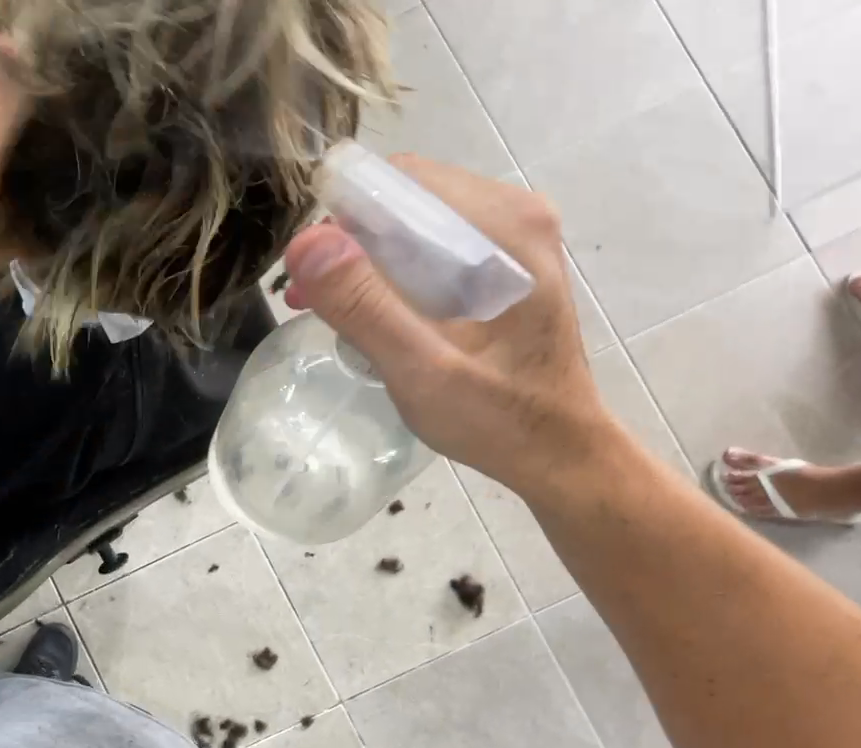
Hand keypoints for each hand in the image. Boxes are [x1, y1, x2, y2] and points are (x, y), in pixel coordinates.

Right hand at [283, 156, 617, 497]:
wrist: (554, 451)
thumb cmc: (494, 416)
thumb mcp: (420, 368)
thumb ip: (365, 305)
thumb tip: (306, 243)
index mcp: (504, 229)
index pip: (402, 183)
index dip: (343, 218)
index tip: (307, 270)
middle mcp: (513, 217)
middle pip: (406, 199)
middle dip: (347, 241)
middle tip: (309, 297)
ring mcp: (509, 240)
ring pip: (412, 223)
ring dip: (361, 260)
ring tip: (327, 308)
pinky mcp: (499, 265)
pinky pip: (427, 247)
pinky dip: (386, 273)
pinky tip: (366, 313)